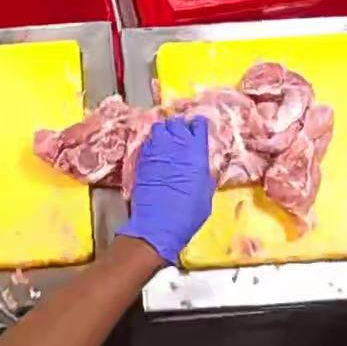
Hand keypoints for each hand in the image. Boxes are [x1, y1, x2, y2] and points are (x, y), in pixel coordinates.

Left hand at [116, 118, 215, 264]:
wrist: (158, 224)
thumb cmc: (188, 213)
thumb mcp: (206, 193)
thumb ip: (204, 174)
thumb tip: (203, 168)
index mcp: (197, 152)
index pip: (198, 125)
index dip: (197, 127)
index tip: (197, 131)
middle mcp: (177, 145)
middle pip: (177, 122)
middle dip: (179, 126)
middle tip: (180, 136)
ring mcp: (156, 150)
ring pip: (159, 127)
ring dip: (163, 132)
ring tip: (166, 141)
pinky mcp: (141, 159)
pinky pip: (147, 141)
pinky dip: (152, 143)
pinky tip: (155, 152)